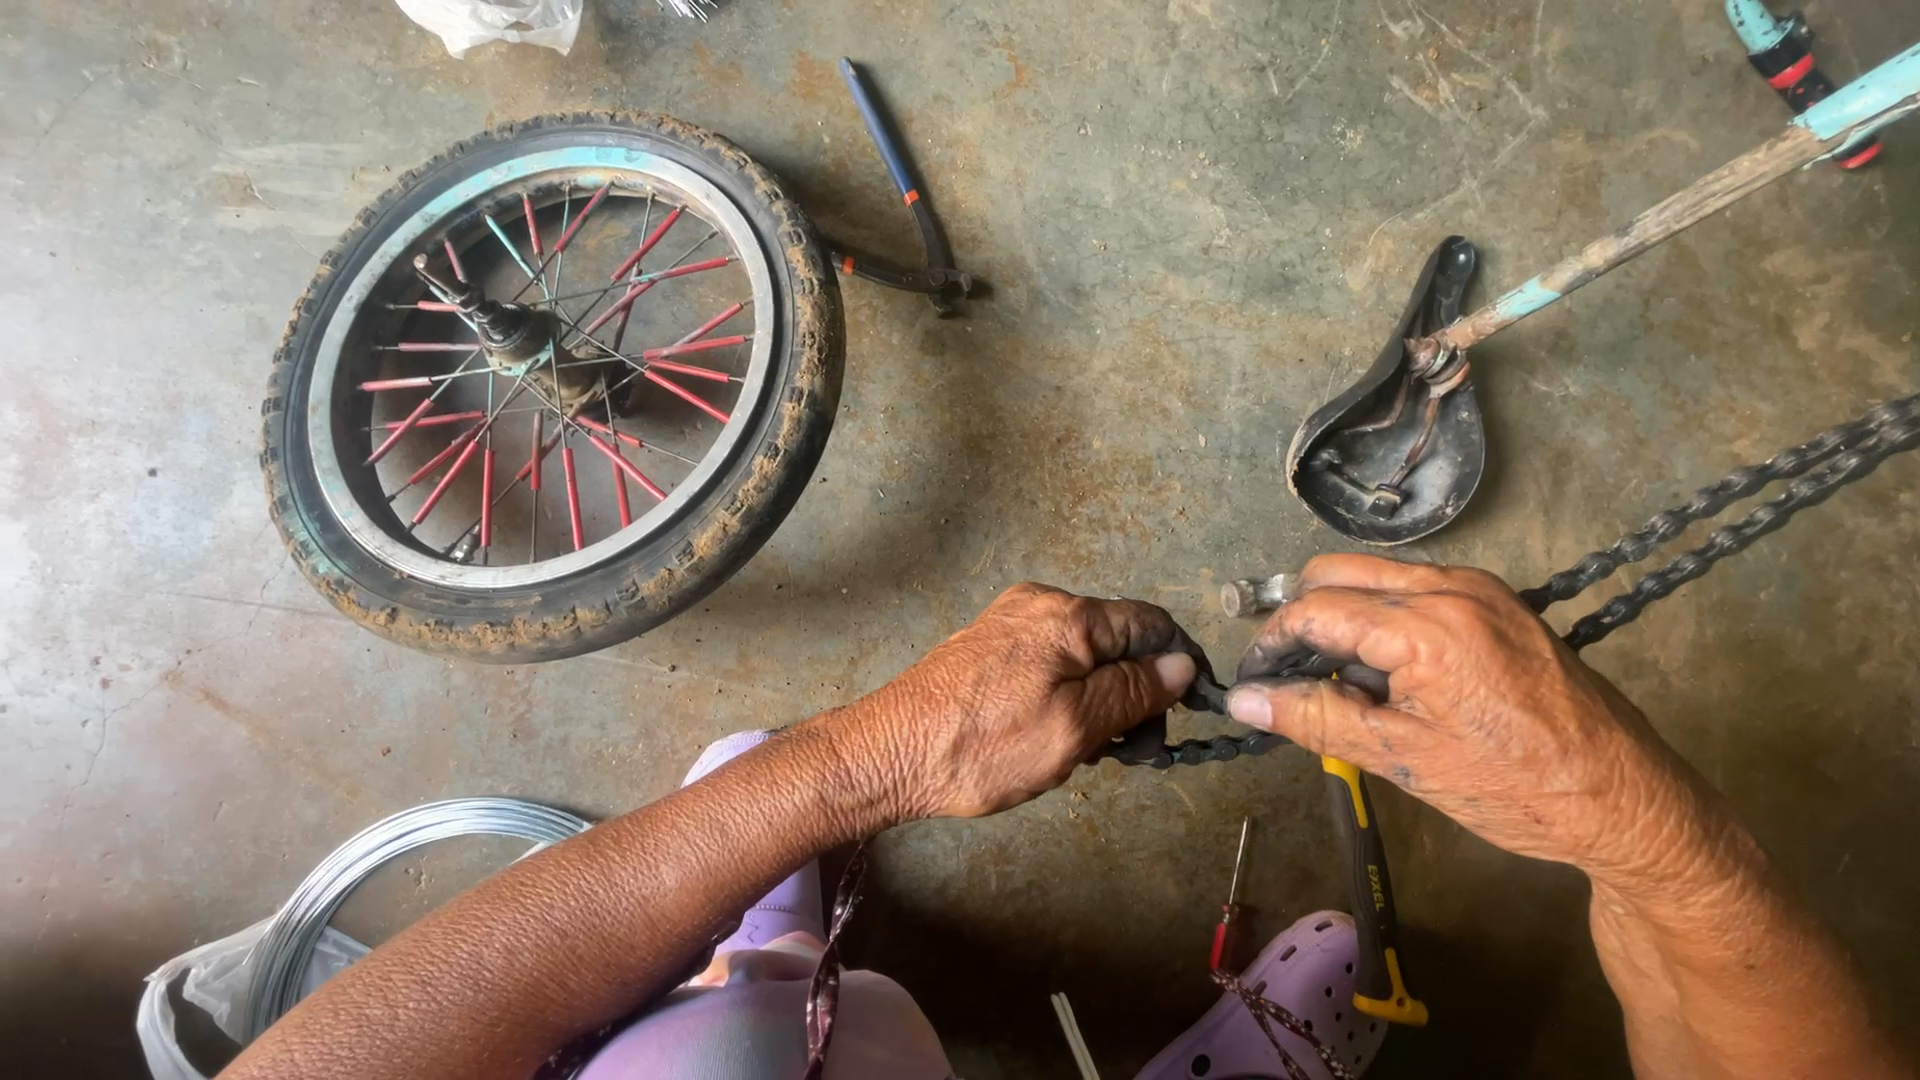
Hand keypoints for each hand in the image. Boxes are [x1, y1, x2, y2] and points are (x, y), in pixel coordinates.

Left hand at [832, 583, 1197, 818]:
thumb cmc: (984, 747)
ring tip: (1083, 752)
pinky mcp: (989, 645)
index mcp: (1066, 615)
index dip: (1177, 664)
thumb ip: (1132, 691)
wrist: (888, 754)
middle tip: (1126, 751)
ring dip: (1099, 700)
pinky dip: (1067, 696)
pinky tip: (1052, 736)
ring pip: (1082, 656)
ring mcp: (1009, 622)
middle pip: (1115, 640)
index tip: (1185, 714)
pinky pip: (1049, 663)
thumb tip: (1181, 663)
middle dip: (1134, 692)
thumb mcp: (1074, 727)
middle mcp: (1039, 603)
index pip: (1149, 623)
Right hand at [1225, 555, 1723, 885]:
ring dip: (1337, 615)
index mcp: (1427, 624)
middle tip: (1289, 674)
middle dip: (1298, 618)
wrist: (1633, 805)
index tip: (1254, 678)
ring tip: (1337, 679)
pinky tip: (1384, 670)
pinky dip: (1377, 615)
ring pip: (1371, 574)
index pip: (1315, 609)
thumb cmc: (1515, 787)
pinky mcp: (1495, 601)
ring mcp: (1478, 588)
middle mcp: (1451, 586)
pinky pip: (1410, 587)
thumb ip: (1313, 717)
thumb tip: (1243, 701)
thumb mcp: (1401, 758)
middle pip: (1334, 572)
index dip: (1272, 642)